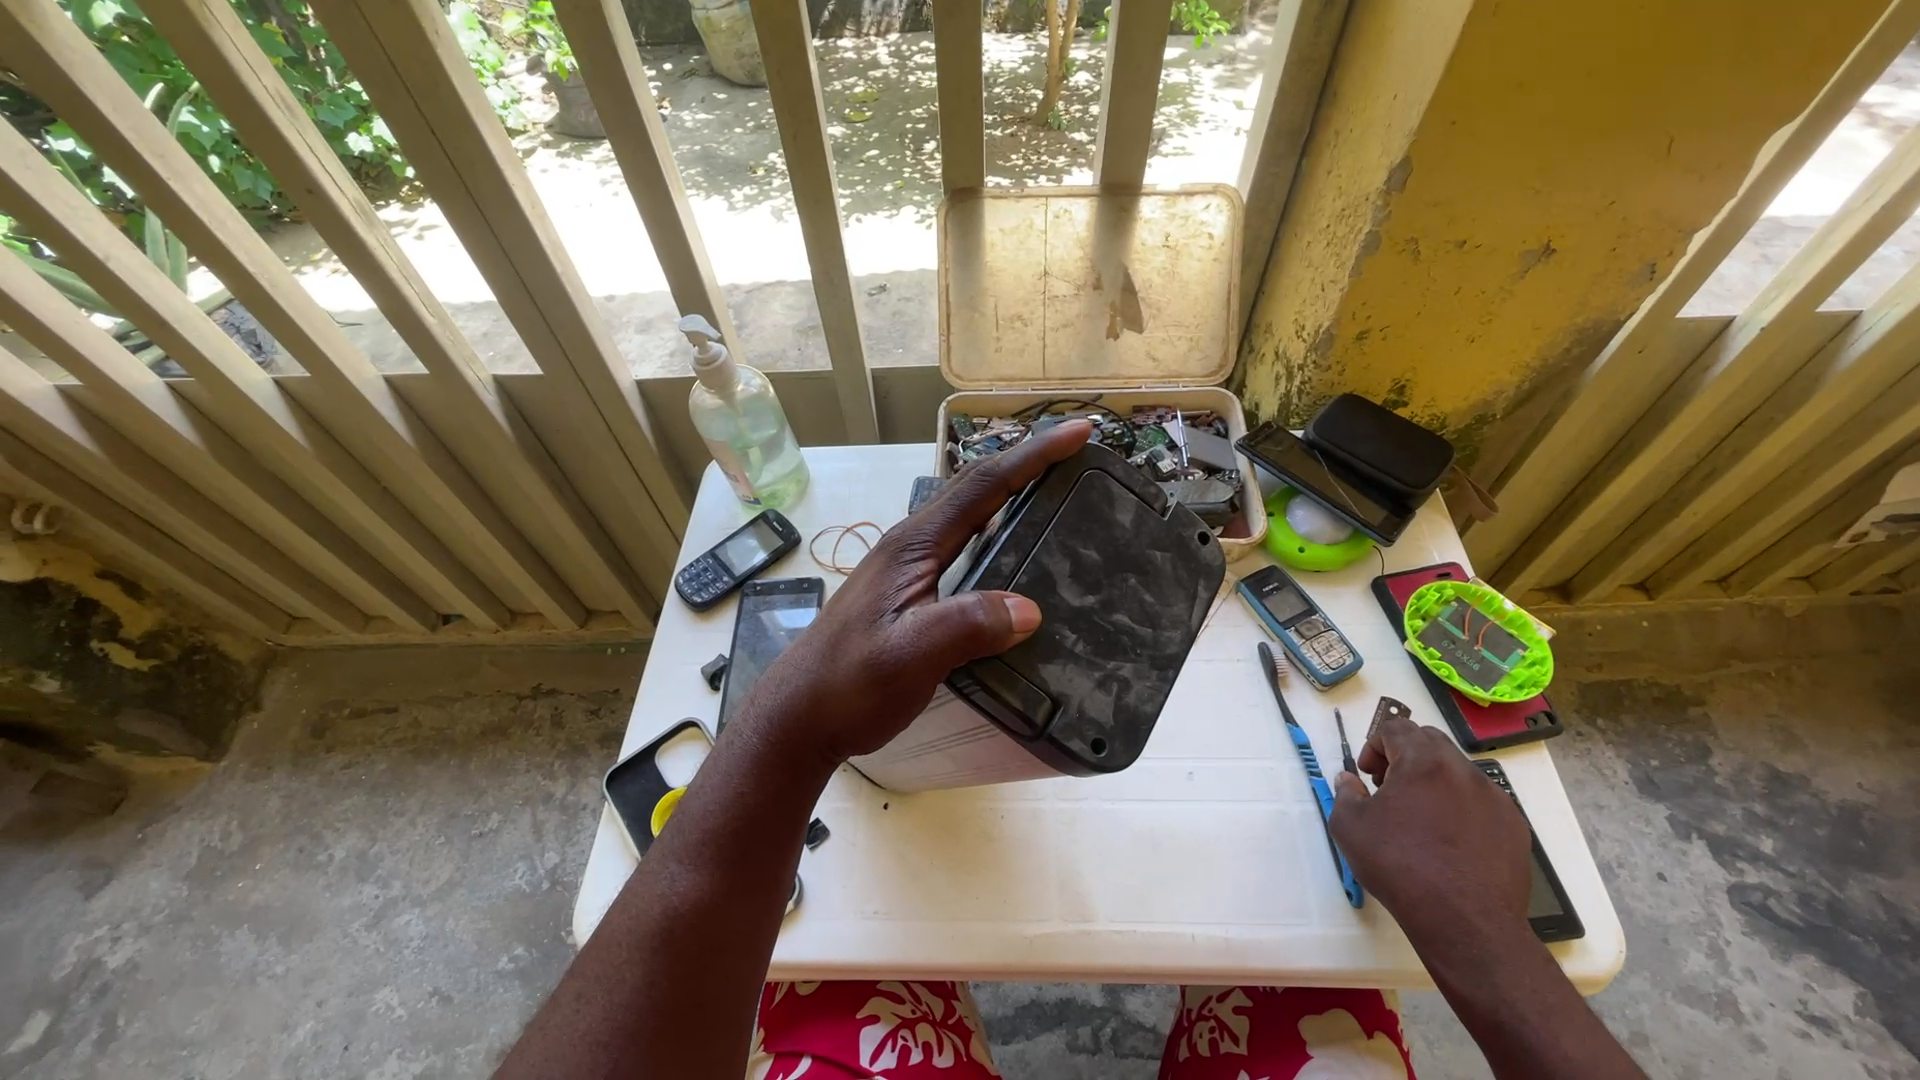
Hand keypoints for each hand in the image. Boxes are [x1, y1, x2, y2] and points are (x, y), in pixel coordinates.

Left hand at [731, 420, 1093, 767]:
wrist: (799, 715)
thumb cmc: (849, 683)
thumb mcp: (910, 656)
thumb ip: (966, 626)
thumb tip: (1030, 608)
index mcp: (914, 545)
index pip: (982, 486)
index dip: (1032, 456)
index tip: (1080, 431)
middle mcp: (910, 545)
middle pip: (975, 490)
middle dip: (1026, 464)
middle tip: (1076, 456)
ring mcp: (907, 568)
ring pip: (967, 519)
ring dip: (1010, 497)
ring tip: (1055, 496)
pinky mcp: (908, 593)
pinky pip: (963, 550)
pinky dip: (996, 537)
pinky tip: (1013, 561)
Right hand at [1328, 714, 1532, 940]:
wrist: (1464, 921)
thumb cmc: (1399, 866)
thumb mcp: (1349, 827)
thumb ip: (1345, 793)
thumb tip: (1349, 780)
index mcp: (1422, 762)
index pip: (1396, 727)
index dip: (1375, 744)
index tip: (1367, 775)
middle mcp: (1463, 770)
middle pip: (1430, 741)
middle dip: (1404, 756)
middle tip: (1389, 789)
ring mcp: (1495, 798)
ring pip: (1458, 771)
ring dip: (1433, 781)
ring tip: (1420, 818)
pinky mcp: (1513, 826)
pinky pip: (1481, 801)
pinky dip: (1460, 807)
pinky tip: (1449, 842)